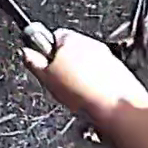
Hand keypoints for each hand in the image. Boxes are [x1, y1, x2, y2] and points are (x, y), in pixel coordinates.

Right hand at [22, 28, 147, 136]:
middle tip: (57, 82)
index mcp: (72, 39)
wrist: (121, 112)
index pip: (52, 35)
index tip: (43, 64)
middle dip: (64, 65)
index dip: (45, 51)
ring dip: (80, 77)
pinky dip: (96, 86)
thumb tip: (25, 52)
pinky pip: (102, 77)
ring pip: (87, 65)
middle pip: (70, 51)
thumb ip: (33, 62)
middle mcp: (93, 44)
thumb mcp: (46, 78)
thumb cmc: (85, 93)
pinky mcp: (122, 74)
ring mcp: (109, 58)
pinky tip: (91, 100)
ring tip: (76, 95)